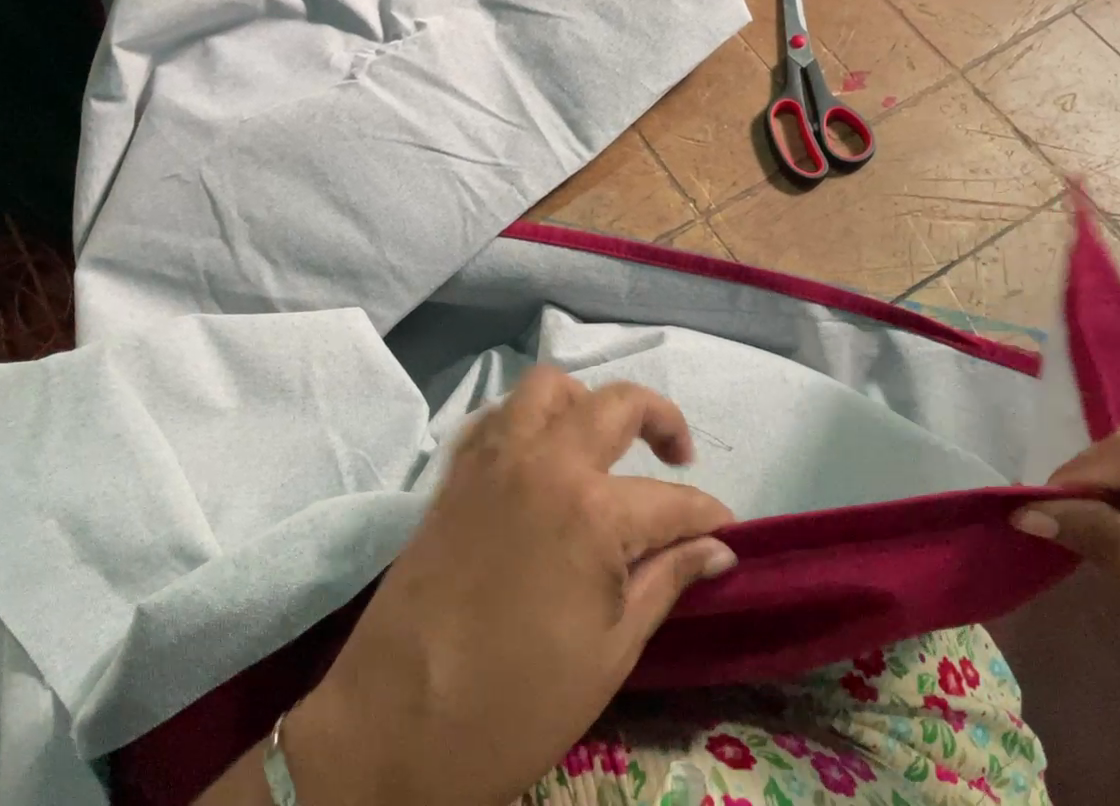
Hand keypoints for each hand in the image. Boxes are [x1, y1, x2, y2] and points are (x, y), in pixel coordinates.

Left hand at [281, 368, 735, 805]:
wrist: (390, 730)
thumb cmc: (514, 705)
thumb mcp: (611, 652)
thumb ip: (666, 582)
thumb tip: (718, 550)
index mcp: (591, 510)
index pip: (673, 501)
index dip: (710, 519)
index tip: (728, 537)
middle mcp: (543, 464)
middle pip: (617, 404)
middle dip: (663, 420)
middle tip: (678, 460)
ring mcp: (490, 462)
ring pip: (546, 388)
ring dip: (586, 404)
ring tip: (604, 448)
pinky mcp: (451, 477)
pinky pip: (494, 418)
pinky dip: (526, 421)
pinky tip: (539, 462)